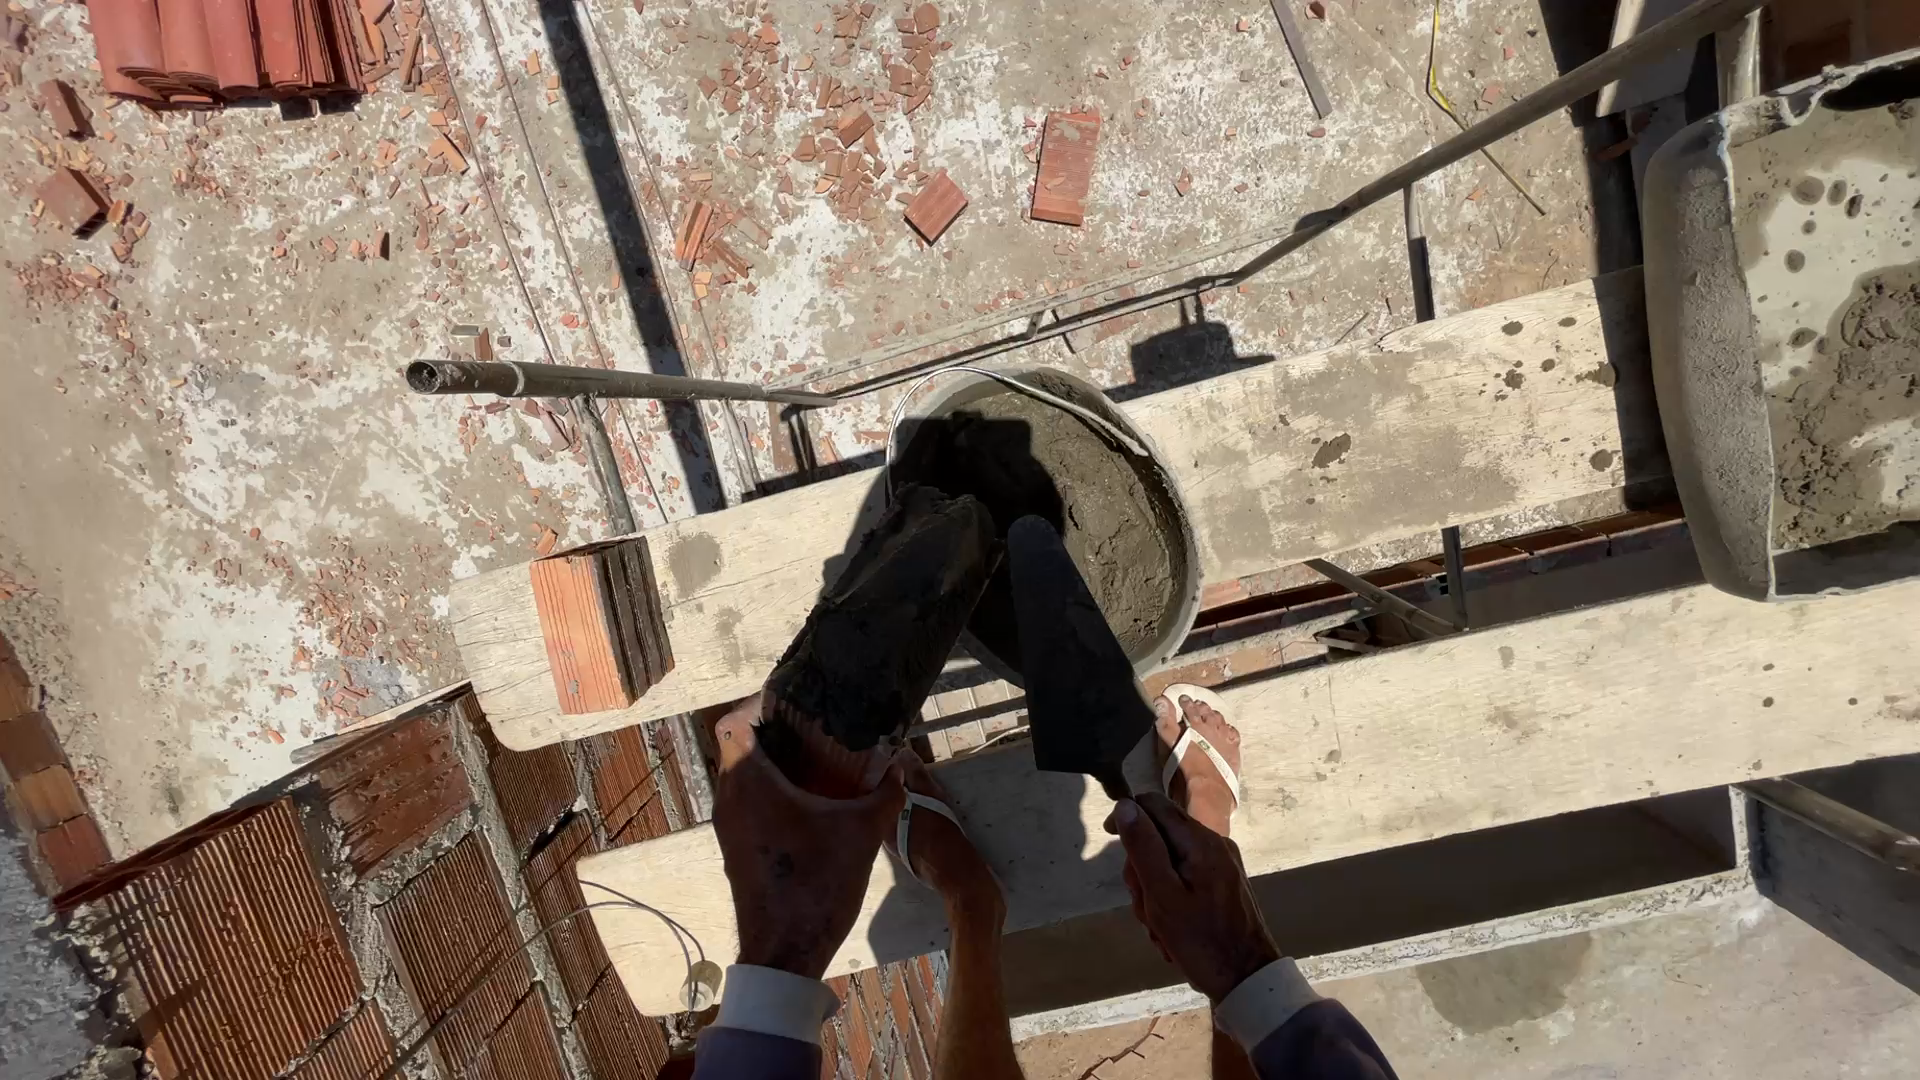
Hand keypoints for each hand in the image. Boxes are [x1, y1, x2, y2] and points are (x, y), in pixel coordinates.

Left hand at [711, 693, 905, 978]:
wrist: (785, 954)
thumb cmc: (817, 883)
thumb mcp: (862, 833)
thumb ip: (885, 795)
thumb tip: (898, 768)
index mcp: (750, 784)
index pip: (733, 723)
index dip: (759, 703)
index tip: (794, 698)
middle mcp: (729, 799)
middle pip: (737, 744)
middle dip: (772, 728)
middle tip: (813, 722)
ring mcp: (728, 825)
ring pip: (740, 773)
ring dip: (770, 759)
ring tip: (814, 753)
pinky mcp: (735, 846)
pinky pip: (745, 798)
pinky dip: (768, 785)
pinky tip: (808, 795)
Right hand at [1105, 793, 1281, 1002]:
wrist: (1249, 982)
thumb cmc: (1202, 941)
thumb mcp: (1162, 895)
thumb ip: (1143, 847)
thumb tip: (1125, 805)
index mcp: (1200, 840)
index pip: (1153, 804)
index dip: (1127, 815)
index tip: (1110, 838)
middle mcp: (1214, 842)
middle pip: (1160, 833)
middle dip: (1142, 865)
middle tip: (1141, 902)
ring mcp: (1222, 862)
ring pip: (1170, 856)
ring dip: (1154, 886)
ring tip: (1157, 923)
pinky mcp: (1225, 880)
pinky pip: (1186, 873)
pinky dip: (1172, 894)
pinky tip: (1171, 926)